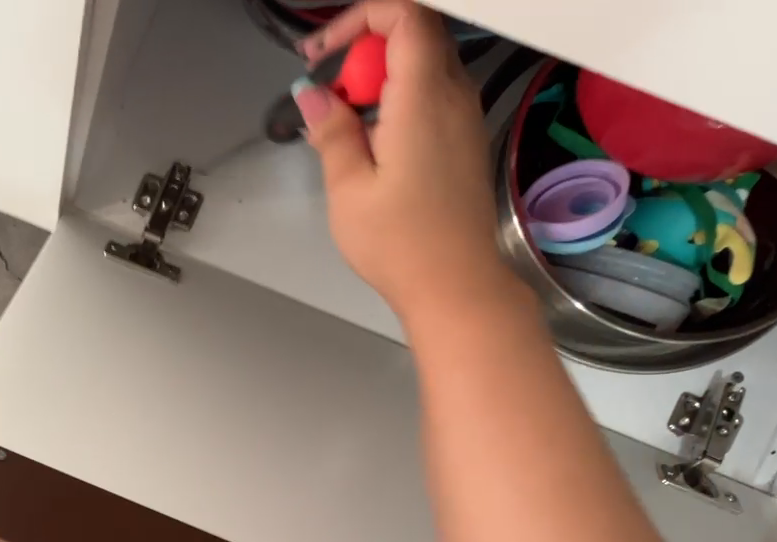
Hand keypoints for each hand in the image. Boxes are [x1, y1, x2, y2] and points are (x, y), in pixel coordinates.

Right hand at [296, 0, 512, 319]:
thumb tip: (312, 93)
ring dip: (378, 80)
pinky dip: (397, 101)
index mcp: (423, 98)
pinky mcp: (463, 137)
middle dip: (363, 51)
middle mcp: (453, 95)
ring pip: (422, 64)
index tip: (321, 52)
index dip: (360, 19)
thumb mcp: (348, 188)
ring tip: (345, 127)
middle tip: (326, 95)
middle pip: (413, 34)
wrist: (453, 281)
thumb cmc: (401, 242)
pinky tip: (372, 145)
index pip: (405, 15)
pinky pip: (430, 94)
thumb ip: (331, 130)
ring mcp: (463, 115)